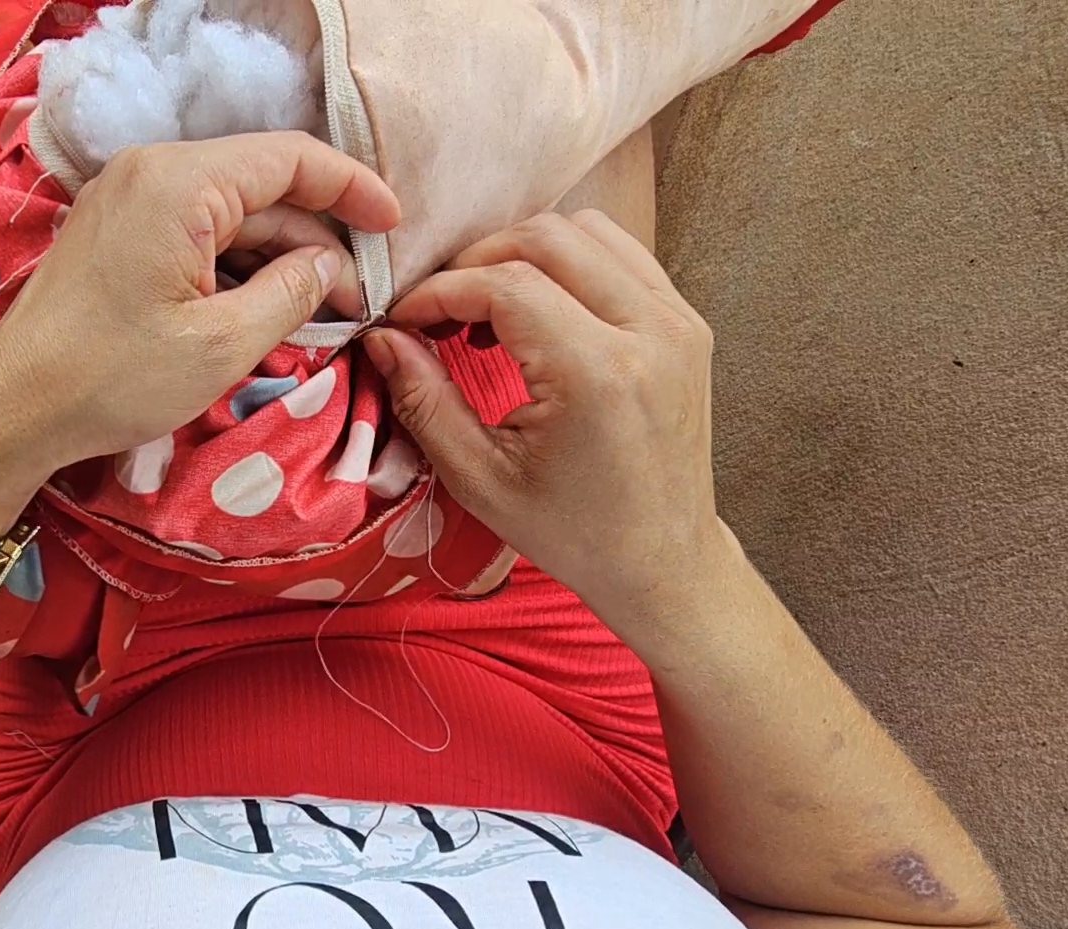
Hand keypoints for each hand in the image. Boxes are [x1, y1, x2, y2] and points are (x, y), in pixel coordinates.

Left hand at [0, 132, 397, 564]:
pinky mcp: (110, 240)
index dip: (352, 189)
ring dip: (271, 262)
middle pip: (258, 191)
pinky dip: (229, 270)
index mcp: (180, 183)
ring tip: (310, 315)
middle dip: (312, 242)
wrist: (14, 412)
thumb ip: (290, 292)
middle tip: (350, 302)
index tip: (394, 225)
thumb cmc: (114, 380)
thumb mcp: (221, 345)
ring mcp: (123, 205)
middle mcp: (148, 175)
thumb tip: (330, 265)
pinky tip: (255, 309)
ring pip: (224, 218)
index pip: (289, 159)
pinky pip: (189, 239)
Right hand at [365, 209, 731, 636]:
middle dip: (474, 262)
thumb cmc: (568, 530)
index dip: (439, 291)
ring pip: (587, 231)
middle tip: (435, 310)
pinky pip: (618, 256)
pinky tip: (529, 313)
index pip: (506, 284)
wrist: (659, 558)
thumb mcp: (477, 478)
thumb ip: (425, 400)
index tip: (401, 319)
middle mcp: (650, 330)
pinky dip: (562, 266)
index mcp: (596, 373)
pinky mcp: (684, 324)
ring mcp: (678, 320)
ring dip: (520, 257)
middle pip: (548, 237)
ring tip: (479, 310)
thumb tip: (383, 340)